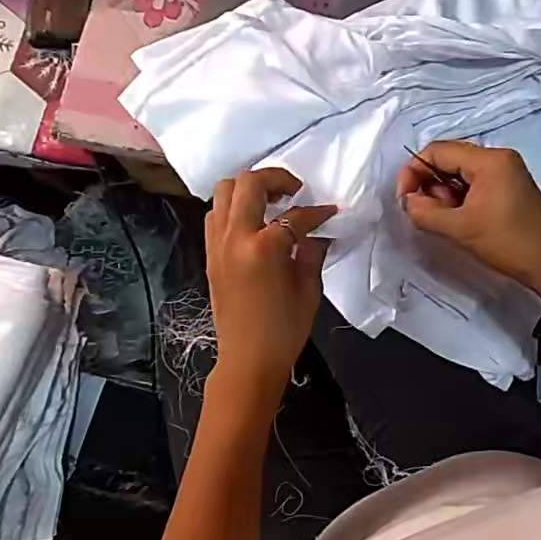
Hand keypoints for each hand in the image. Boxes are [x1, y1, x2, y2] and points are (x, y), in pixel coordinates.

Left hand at [206, 168, 334, 388]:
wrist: (247, 360)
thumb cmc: (283, 330)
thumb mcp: (308, 289)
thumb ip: (312, 252)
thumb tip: (317, 232)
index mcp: (264, 247)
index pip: (295, 215)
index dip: (317, 212)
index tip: (330, 213)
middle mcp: (235, 238)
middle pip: (248, 183)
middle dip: (275, 179)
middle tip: (294, 191)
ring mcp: (217, 245)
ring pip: (224, 192)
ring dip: (248, 189)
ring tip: (270, 202)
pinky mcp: (210, 255)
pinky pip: (216, 216)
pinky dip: (233, 208)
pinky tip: (253, 222)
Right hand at [396, 141, 540, 294]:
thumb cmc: (508, 243)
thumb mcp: (459, 229)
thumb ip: (425, 212)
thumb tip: (408, 201)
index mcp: (489, 160)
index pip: (438, 151)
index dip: (413, 172)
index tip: (405, 199)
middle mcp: (499, 158)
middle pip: (448, 159)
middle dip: (430, 185)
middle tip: (429, 213)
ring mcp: (506, 172)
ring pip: (459, 174)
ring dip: (444, 194)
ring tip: (448, 220)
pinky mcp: (509, 187)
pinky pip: (474, 184)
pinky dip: (459, 199)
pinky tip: (460, 220)